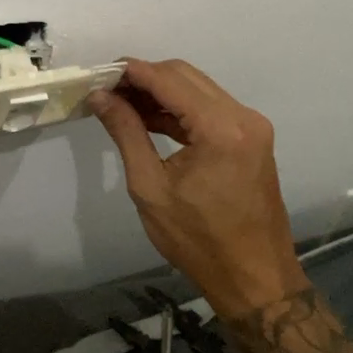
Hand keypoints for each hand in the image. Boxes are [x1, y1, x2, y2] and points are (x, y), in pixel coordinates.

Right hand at [90, 57, 308, 319]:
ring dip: (159, 91)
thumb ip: (126, 132)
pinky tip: (149, 119)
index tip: (98, 77)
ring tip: (121, 106)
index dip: (130, 72)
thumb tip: (100, 97)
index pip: (168, 80)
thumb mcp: (150, 186)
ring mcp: (251, 126)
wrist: (255, 280)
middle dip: (143, 78)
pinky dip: (178, 108)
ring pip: (196, 88)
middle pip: (184, 75)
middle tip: (106, 93)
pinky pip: (208, 107)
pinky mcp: (250, 138)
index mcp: (221, 129)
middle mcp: (242, 117)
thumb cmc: (198, 240)